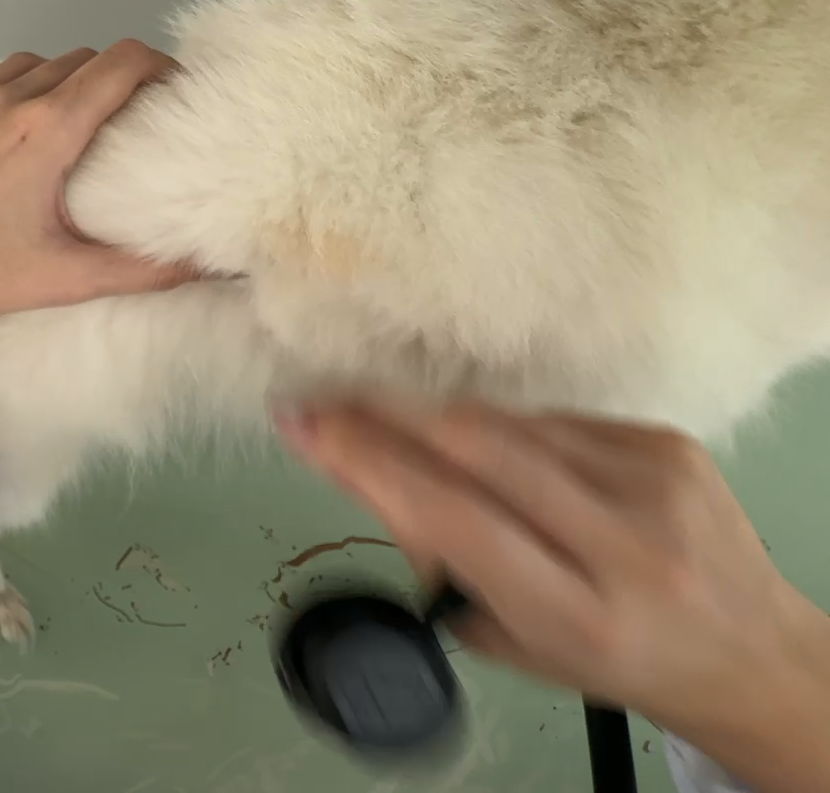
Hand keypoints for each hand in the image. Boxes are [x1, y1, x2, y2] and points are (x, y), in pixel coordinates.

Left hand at [0, 42, 200, 460]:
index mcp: (46, 130)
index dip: (157, 65)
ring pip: (23, 65)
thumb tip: (209, 269)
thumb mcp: (66, 277)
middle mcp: (1, 101)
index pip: (122, 63)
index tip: (170, 87)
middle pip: (77, 61)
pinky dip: (0, 87)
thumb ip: (145, 270)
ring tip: (60, 119)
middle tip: (119, 117)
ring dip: (53, 80)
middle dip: (108, 79)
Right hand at [281, 398, 829, 790]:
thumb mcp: (501, 628)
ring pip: (496, 420)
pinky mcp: (668, 445)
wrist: (754, 657)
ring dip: (426, 419)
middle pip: (475, 445)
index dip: (364, 459)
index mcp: (579, 613)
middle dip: (381, 411)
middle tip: (321, 397)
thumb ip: (428, 549)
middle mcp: (628, 546)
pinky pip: (537, 416)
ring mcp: (656, 485)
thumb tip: (352, 459)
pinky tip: (489, 453)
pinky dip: (491, 428)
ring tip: (395, 430)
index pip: (450, 514)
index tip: (300, 424)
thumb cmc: (601, 654)